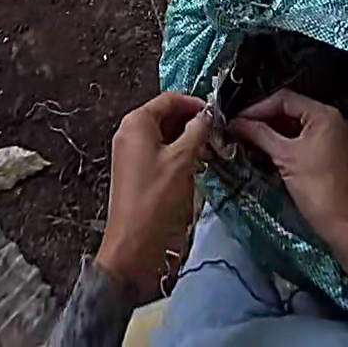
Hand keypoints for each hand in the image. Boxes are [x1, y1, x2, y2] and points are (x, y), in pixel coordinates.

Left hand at [94, 91, 212, 301]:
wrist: (133, 248)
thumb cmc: (156, 199)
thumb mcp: (182, 161)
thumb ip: (196, 131)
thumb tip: (207, 115)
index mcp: (137, 121)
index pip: (169, 99)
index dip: (194, 103)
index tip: (217, 113)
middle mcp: (130, 131)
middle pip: (166, 115)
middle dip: (191, 121)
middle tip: (217, 133)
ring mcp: (131, 152)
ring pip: (164, 135)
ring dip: (187, 139)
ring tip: (211, 149)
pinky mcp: (136, 172)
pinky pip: (160, 152)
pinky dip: (178, 154)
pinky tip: (196, 164)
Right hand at [229, 90, 347, 299]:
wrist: (343, 227)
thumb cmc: (316, 188)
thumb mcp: (285, 157)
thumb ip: (259, 134)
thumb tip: (235, 122)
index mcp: (323, 114)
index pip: (283, 99)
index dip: (257, 108)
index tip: (237, 118)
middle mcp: (328, 119)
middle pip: (287, 110)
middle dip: (261, 119)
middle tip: (238, 127)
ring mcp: (328, 136)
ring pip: (290, 124)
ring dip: (268, 131)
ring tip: (245, 137)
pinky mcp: (325, 152)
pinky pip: (297, 138)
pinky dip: (279, 142)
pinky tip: (261, 148)